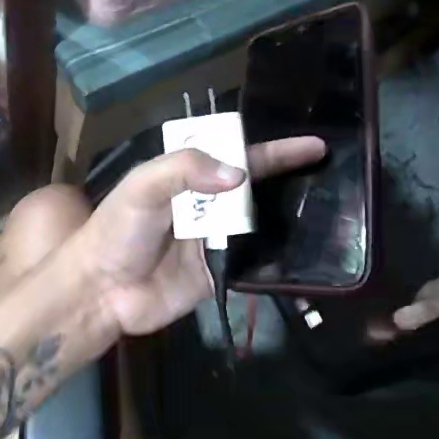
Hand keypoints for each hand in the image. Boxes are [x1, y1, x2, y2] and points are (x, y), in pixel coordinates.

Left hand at [63, 137, 326, 337]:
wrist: (101, 291)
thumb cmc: (116, 230)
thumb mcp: (142, 187)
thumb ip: (183, 170)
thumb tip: (240, 175)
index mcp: (187, 177)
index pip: (237, 156)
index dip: (273, 151)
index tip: (314, 147)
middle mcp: (207, 204)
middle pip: (256, 188)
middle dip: (292, 180)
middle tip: (336, 178)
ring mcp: (217, 239)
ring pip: (261, 222)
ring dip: (292, 216)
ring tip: (336, 211)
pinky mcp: (222, 272)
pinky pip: (256, 261)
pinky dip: (280, 256)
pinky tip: (314, 250)